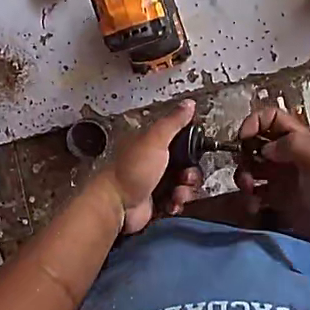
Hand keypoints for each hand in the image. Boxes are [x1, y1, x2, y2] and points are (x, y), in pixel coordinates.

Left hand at [91, 100, 201, 233]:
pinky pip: (176, 200)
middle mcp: (153, 160)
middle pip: (186, 164)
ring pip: (183, 184)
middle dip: (190, 173)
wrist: (117, 205)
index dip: (190, 148)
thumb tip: (188, 104)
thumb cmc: (130, 171)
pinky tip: (171, 204)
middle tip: (184, 177)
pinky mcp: (156, 199)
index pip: (180, 140)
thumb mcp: (155, 140)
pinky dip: (176, 203)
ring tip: (176, 194)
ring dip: (184, 190)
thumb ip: (173, 122)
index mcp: (151, 142)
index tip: (193, 155)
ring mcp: (155, 181)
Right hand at [234, 106, 309, 249]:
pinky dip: (249, 198)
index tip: (243, 138)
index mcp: (300, 140)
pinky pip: (254, 194)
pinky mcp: (278, 201)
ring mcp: (281, 179)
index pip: (272, 118)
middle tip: (247, 172)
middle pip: (255, 144)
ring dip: (244, 177)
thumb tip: (265, 148)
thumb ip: (294, 145)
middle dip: (244, 154)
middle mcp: (287, 156)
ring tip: (250, 191)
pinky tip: (255, 207)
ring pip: (251, 169)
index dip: (255, 122)